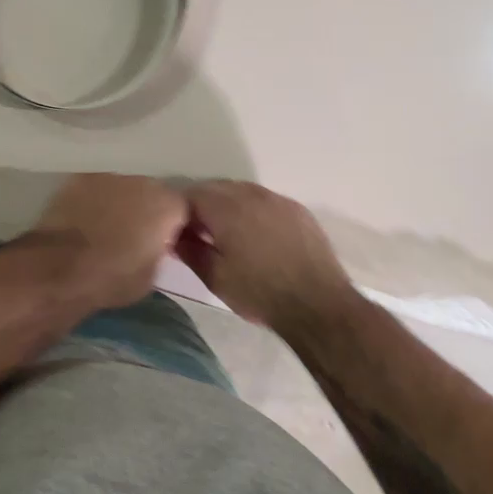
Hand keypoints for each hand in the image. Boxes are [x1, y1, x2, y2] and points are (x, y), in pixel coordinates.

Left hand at [28, 173, 188, 309]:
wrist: (60, 267)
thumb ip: (160, 251)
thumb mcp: (152, 275)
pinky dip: (93, 200)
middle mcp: (142, 182)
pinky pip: (94, 188)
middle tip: (134, 235)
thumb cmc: (112, 278)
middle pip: (152, 193)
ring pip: (122, 188)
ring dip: (119, 203)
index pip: (183, 209)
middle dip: (147, 210)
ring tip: (105, 227)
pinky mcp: (78, 178)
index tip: (165, 243)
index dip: (174, 227)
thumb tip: (155, 246)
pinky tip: (83, 219)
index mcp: (167, 205)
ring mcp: (108, 176)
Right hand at [180, 181, 359, 325]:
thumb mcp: (215, 278)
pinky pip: (266, 200)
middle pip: (217, 188)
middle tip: (199, 233)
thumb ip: (190, 251)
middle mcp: (252, 195)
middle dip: (203, 205)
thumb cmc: (259, 293)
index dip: (179, 211)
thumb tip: (175, 237)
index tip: (177, 231)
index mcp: (227, 209)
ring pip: (242, 191)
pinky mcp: (298, 210)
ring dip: (228, 205)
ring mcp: (278, 200)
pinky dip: (253, 210)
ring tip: (227, 234)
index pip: (191, 195)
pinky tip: (256, 235)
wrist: (317, 304)